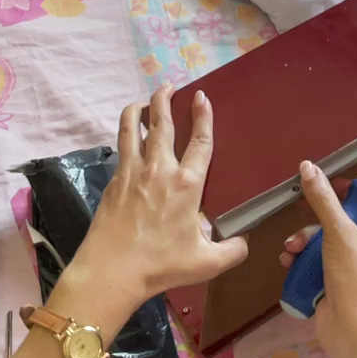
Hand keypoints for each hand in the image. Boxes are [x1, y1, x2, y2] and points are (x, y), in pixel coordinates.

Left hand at [61, 85, 247, 329]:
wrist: (111, 271)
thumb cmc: (160, 266)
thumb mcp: (206, 263)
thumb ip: (232, 250)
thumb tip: (245, 242)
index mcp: (187, 185)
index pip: (200, 142)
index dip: (203, 116)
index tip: (202, 98)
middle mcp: (159, 170)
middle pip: (163, 123)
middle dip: (166, 99)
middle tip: (170, 86)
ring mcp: (132, 172)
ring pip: (134, 128)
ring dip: (140, 108)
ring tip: (145, 100)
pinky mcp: (114, 181)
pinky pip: (121, 147)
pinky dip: (127, 133)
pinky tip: (130, 136)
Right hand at [277, 160, 356, 350]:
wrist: (351, 331)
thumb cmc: (354, 278)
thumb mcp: (338, 232)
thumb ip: (323, 199)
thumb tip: (308, 166)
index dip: (344, 191)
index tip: (321, 186)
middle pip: (339, 220)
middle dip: (314, 223)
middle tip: (299, 216)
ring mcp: (352, 267)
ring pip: (323, 241)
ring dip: (303, 242)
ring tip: (291, 250)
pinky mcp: (335, 283)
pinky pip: (316, 262)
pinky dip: (302, 260)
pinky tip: (289, 262)